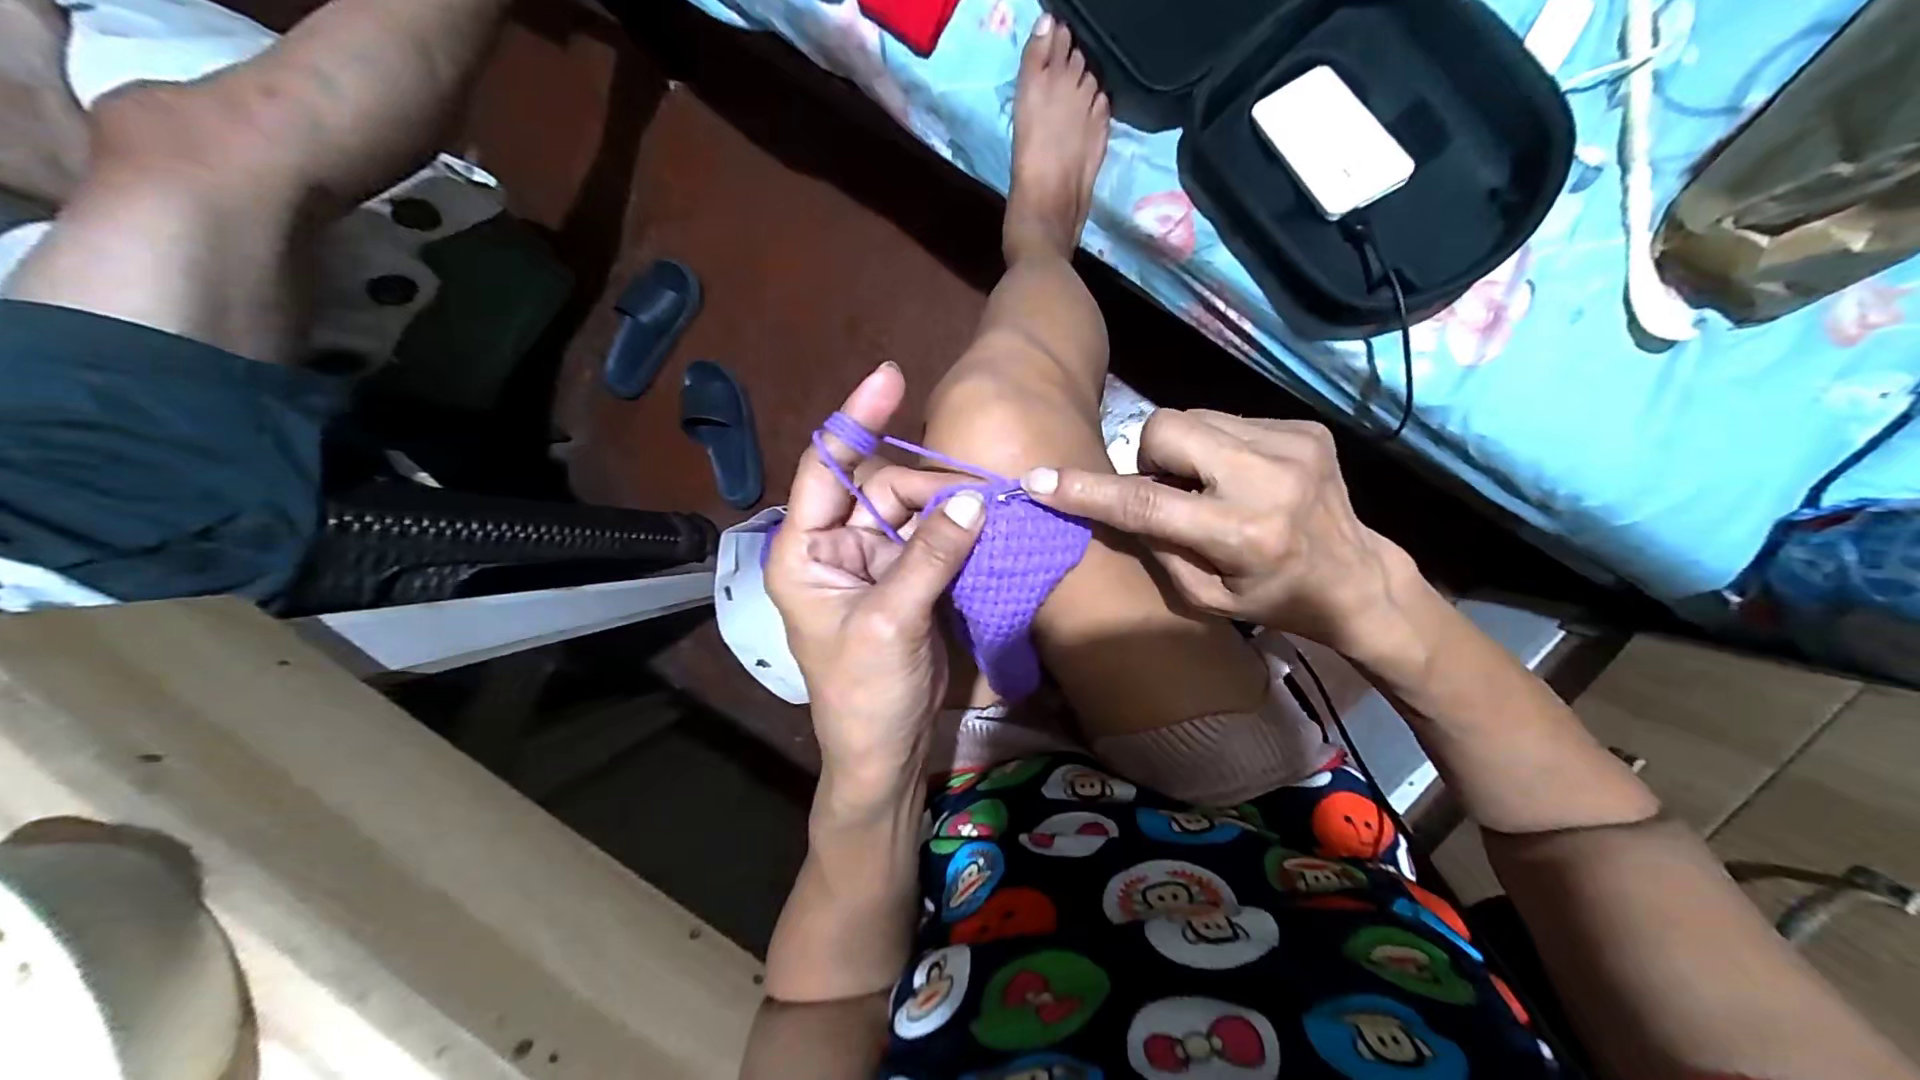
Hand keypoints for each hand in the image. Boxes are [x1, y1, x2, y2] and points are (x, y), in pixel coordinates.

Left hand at [765, 363, 986, 812]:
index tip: (890, 378)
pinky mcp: (908, 576)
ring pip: (914, 509)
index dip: (853, 421)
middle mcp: (836, 545)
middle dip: (927, 483)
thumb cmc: (864, 693)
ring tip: (991, 509)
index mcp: (804, 551)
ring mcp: (875, 559)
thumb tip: (972, 499)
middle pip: (882, 487)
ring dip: (949, 505)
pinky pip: (934, 536)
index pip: (824, 468)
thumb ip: (928, 558)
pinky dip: (959, 528)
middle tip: (981, 495)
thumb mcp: (890, 624)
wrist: (886, 747)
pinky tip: (985, 520)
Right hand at [1023, 409, 1423, 669]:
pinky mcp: (1305, 428)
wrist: (1356, 577)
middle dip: (1151, 456)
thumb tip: (1115, 496)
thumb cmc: (1271, 598)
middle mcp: (1270, 478)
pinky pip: (1226, 419)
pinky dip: (1218, 447)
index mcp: (1243, 534)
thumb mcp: (1204, 595)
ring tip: (1212, 486)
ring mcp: (1293, 444)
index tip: (1041, 480)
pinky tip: (1242, 477)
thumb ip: (1156, 543)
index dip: (1088, 491)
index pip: (1146, 502)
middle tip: (1170, 490)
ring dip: (1185, 451)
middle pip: (1166, 428)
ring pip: (1193, 417)